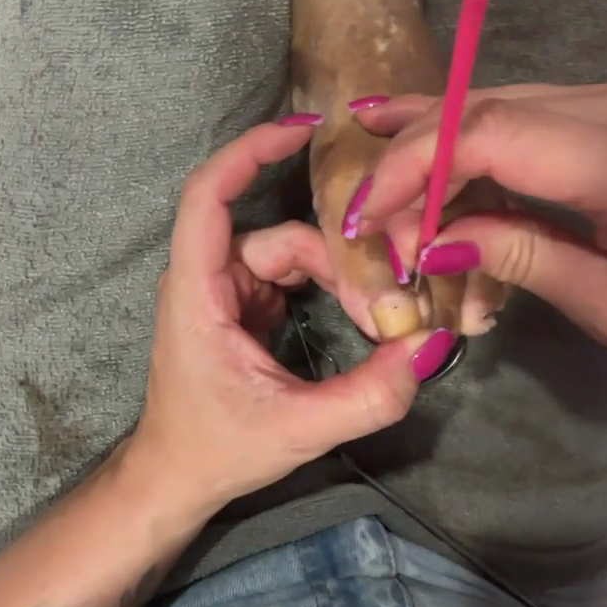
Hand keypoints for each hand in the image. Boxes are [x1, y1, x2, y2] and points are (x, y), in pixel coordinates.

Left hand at [129, 119, 454, 516]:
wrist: (176, 476)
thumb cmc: (216, 449)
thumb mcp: (297, 429)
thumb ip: (367, 395)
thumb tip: (430, 347)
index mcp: (196, 290)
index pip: (207, 195)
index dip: (249, 152)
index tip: (303, 130)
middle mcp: (206, 277)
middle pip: (274, 234)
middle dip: (334, 257)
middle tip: (387, 303)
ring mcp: (225, 288)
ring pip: (288, 253)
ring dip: (336, 275)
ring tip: (379, 316)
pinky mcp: (242, 304)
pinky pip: (290, 275)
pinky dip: (326, 286)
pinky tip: (362, 311)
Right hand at [351, 83, 606, 355]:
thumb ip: (526, 262)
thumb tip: (432, 242)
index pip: (494, 135)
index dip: (415, 166)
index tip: (368, 217)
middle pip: (482, 107)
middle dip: (408, 159)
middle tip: (367, 219)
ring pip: (491, 99)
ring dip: (426, 141)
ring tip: (370, 176)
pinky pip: (516, 106)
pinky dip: (459, 128)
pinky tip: (408, 126)